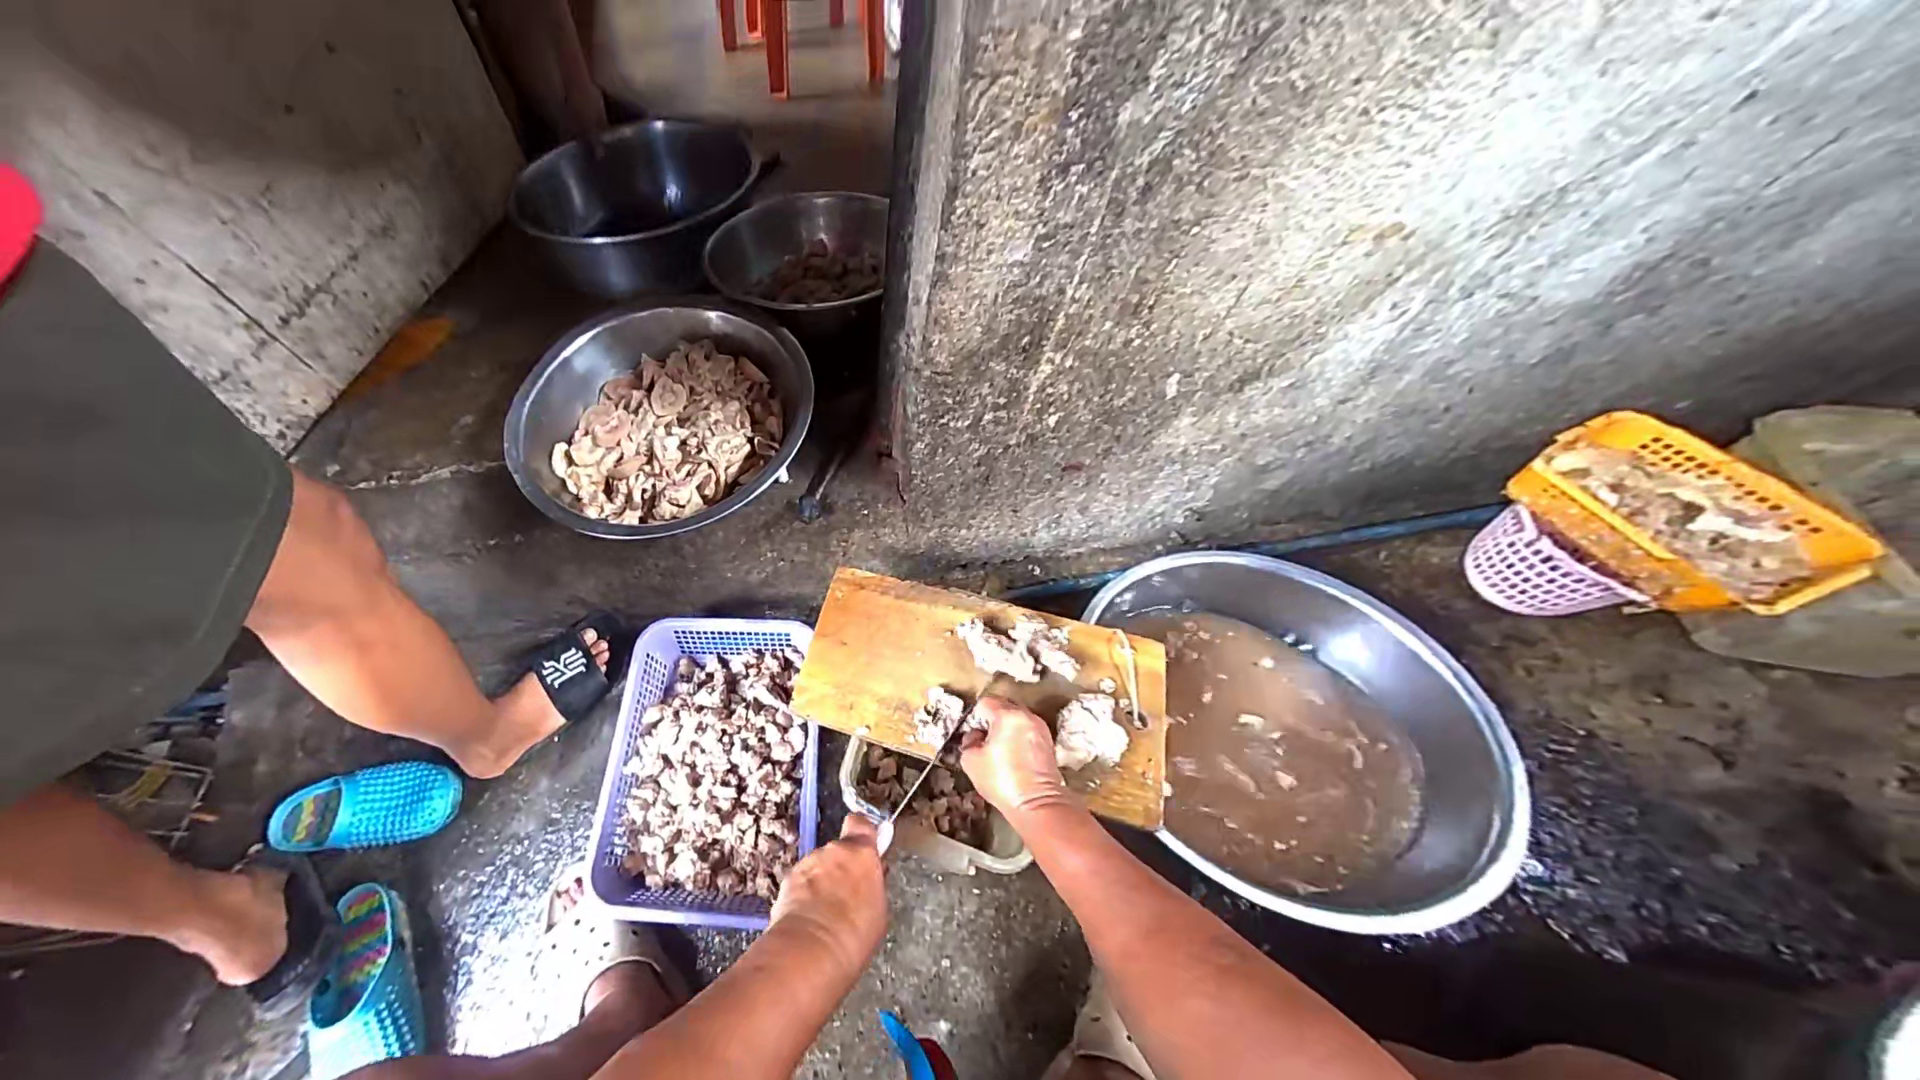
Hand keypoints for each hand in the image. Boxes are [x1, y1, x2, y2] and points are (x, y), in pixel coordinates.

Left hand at [770, 815, 886, 972]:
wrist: (810, 952)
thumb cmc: (854, 933)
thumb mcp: (879, 909)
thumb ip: (874, 883)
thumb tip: (872, 876)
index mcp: (861, 852)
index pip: (861, 823)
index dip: (862, 833)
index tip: (865, 848)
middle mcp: (833, 850)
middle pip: (838, 851)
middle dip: (840, 868)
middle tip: (845, 895)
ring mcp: (807, 864)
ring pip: (817, 868)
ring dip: (821, 883)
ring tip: (824, 914)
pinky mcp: (787, 882)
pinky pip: (800, 884)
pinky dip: (803, 896)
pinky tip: (807, 921)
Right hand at [960, 696, 1072, 819]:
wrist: (1037, 803)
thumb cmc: (1002, 780)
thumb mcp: (971, 761)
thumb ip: (969, 741)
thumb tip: (975, 735)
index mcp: (1007, 715)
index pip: (986, 702)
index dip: (976, 716)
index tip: (973, 733)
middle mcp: (1026, 716)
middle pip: (1004, 706)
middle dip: (993, 719)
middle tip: (985, 740)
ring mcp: (1040, 728)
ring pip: (1018, 718)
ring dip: (1008, 728)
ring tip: (1000, 750)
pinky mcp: (1049, 742)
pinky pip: (1028, 730)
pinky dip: (1020, 737)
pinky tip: (1014, 756)